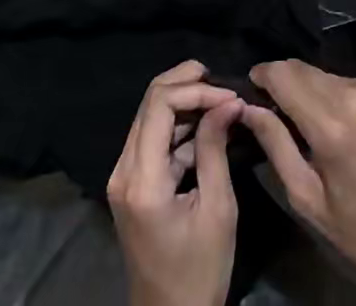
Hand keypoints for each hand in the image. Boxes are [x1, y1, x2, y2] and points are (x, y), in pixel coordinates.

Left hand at [108, 61, 244, 305]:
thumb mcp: (217, 208)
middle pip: (150, 103)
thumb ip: (216, 148)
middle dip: (189, 86)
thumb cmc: (200, 269)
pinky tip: (212, 128)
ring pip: (151, 117)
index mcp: (141, 178)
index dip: (196, 90)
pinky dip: (183, 127)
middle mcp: (124, 170)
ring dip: (188, 104)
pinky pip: (155, 139)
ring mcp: (125, 177)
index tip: (232, 98)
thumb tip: (229, 101)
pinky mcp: (134, 185)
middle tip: (227, 88)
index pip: (158, 104)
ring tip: (226, 105)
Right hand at [241, 61, 355, 304]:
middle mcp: (354, 92)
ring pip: (320, 72)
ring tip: (292, 119)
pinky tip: (324, 120)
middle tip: (263, 109)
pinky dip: (324, 92)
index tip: (244, 91)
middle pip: (301, 68)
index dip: (259, 76)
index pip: (283, 75)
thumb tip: (247, 108)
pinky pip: (341, 80)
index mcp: (333, 123)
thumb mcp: (306, 198)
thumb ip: (275, 145)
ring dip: (301, 87)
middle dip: (278, 81)